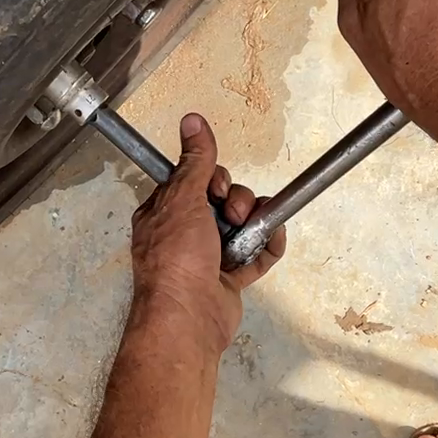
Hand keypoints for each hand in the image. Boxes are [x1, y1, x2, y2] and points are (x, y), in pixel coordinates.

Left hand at [129, 114, 285, 352]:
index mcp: (163, 213)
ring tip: (250, 230)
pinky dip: (267, 246)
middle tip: (233, 213)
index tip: (217, 186)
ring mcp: (207, 257)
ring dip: (254, 222)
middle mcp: (183, 233)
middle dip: (236, 201)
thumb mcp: (184, 199)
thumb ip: (195, 161)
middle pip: (222, 201)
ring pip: (241, 225)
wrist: (189, 316)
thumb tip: (192, 121)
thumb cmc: (177, 258)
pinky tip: (274, 238)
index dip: (212, 179)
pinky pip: (255, 254)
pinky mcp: (229, 278)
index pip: (193, 182)